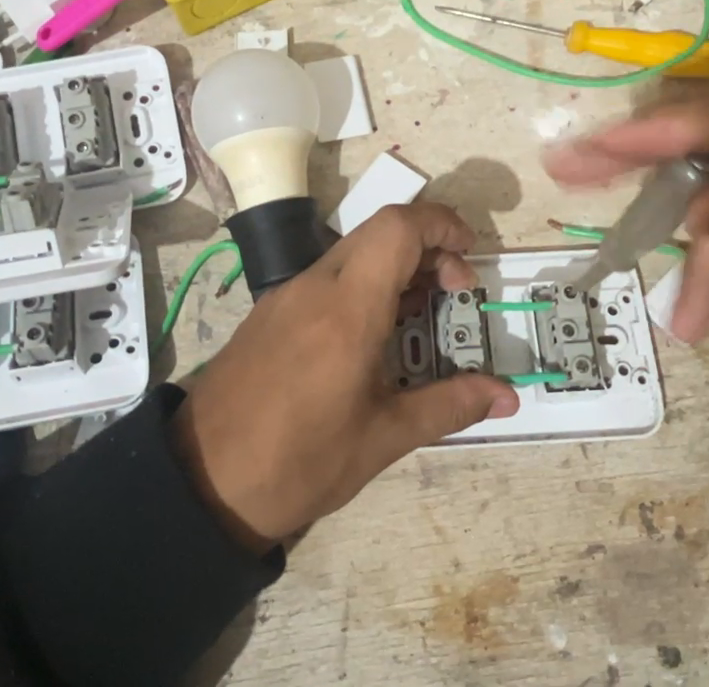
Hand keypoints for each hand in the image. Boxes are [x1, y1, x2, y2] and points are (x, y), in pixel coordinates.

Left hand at [172, 204, 519, 550]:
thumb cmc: (299, 462)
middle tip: (455, 296)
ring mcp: (285, 298)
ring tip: (422, 318)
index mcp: (347, 309)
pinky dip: (363, 287)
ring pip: (351, 255)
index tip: (471, 257)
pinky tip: (374, 338)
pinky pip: (325, 279)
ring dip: (395, 270)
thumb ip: (449, 406)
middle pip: (378, 234)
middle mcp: (313, 287)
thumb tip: (508, 397)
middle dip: (427, 249)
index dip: (442, 225)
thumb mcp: (383, 439)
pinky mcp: (268, 315)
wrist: (200, 482)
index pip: (398, 228)